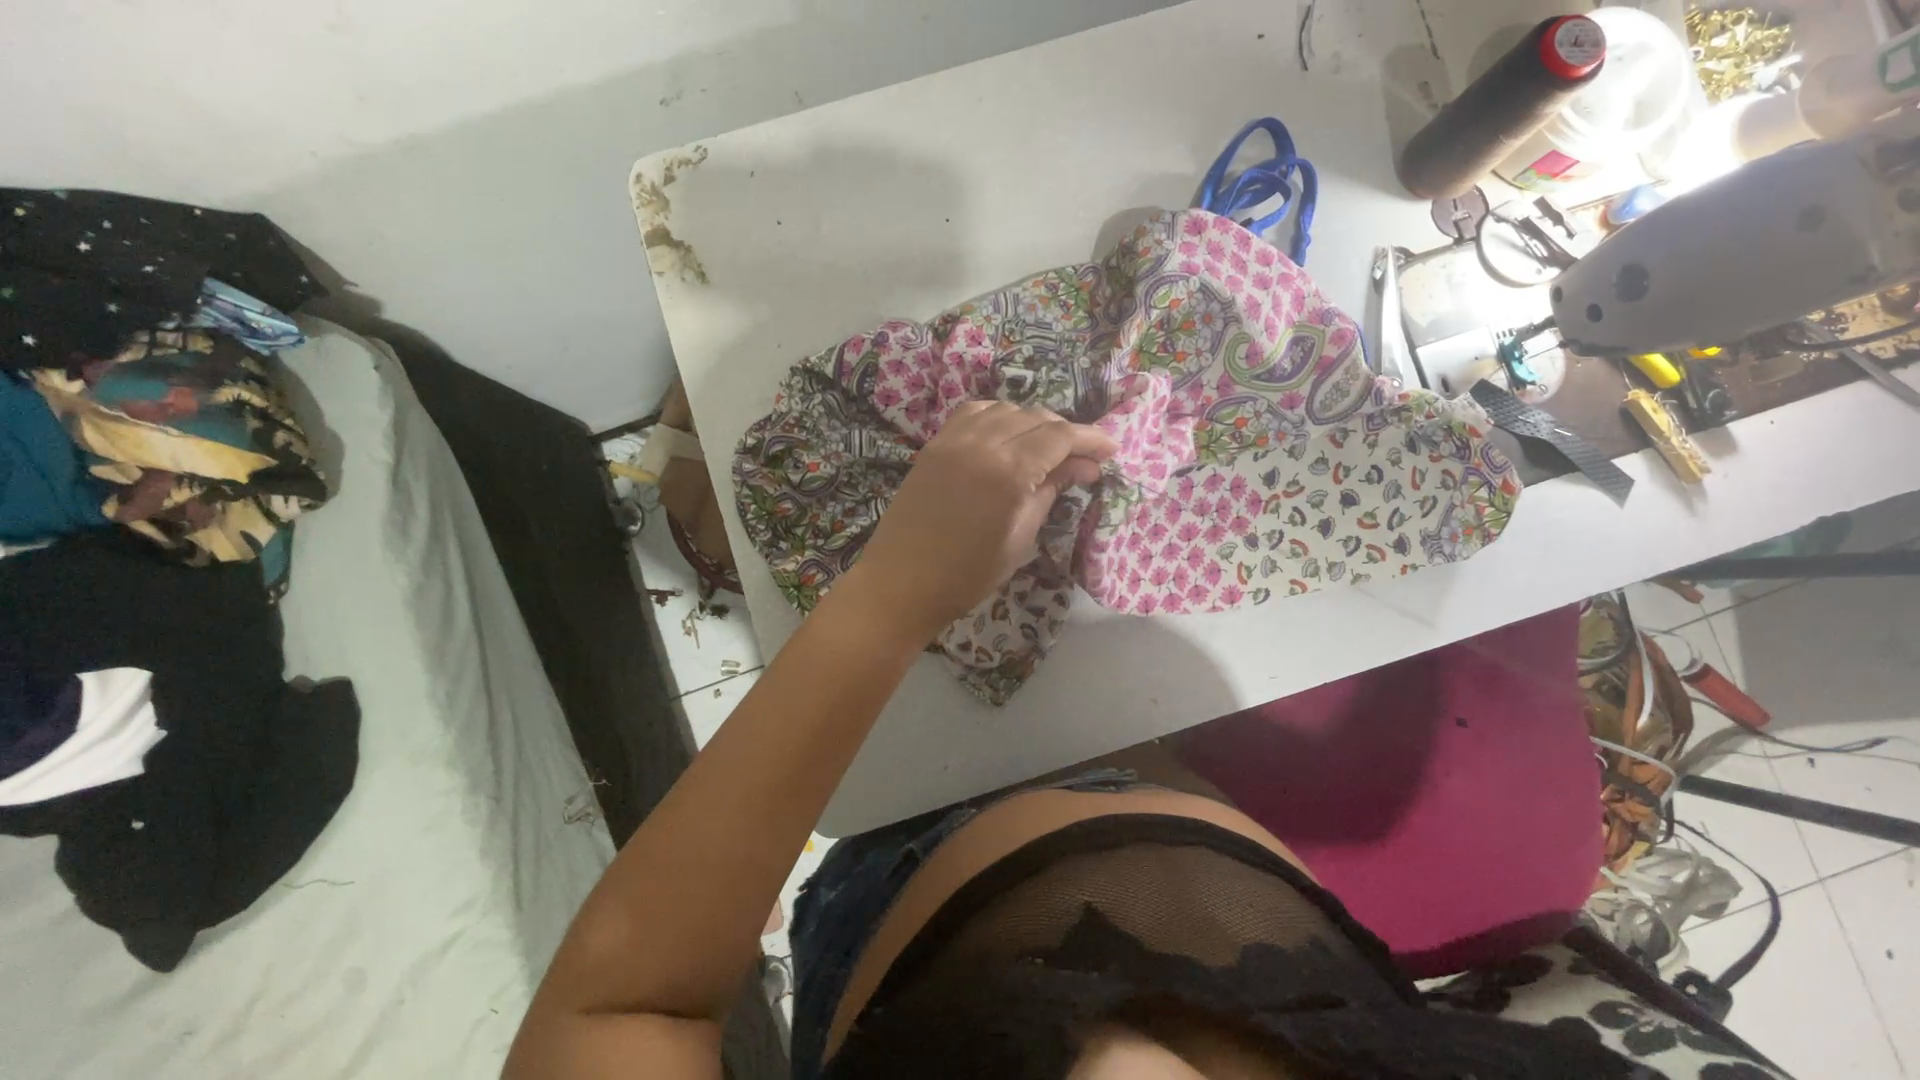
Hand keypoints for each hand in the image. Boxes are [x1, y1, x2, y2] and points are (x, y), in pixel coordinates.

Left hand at [836, 402, 1116, 641]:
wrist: (900, 584)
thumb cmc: (967, 575)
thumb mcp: (1020, 538)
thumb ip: (1050, 492)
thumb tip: (1084, 466)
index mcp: (1009, 471)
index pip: (1060, 436)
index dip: (1090, 439)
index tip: (1110, 451)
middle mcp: (982, 443)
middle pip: (1036, 418)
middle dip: (1065, 432)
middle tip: (1082, 458)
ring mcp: (953, 440)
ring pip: (1005, 410)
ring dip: (1032, 422)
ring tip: (1045, 448)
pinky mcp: (934, 445)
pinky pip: (972, 413)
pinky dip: (997, 417)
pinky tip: (1006, 437)